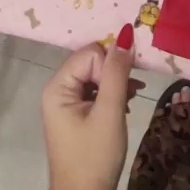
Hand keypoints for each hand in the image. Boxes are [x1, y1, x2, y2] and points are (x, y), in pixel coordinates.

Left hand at [42, 26, 140, 189]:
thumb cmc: (95, 157)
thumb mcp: (110, 112)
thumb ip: (117, 72)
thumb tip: (126, 33)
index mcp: (58, 87)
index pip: (90, 53)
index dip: (110, 65)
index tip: (124, 86)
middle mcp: (57, 89)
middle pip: (91, 62)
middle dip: (114, 72)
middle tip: (131, 91)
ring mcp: (65, 103)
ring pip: (95, 75)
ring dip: (115, 83)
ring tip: (130, 100)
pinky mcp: (74, 114)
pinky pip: (94, 90)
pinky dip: (110, 94)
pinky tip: (124, 106)